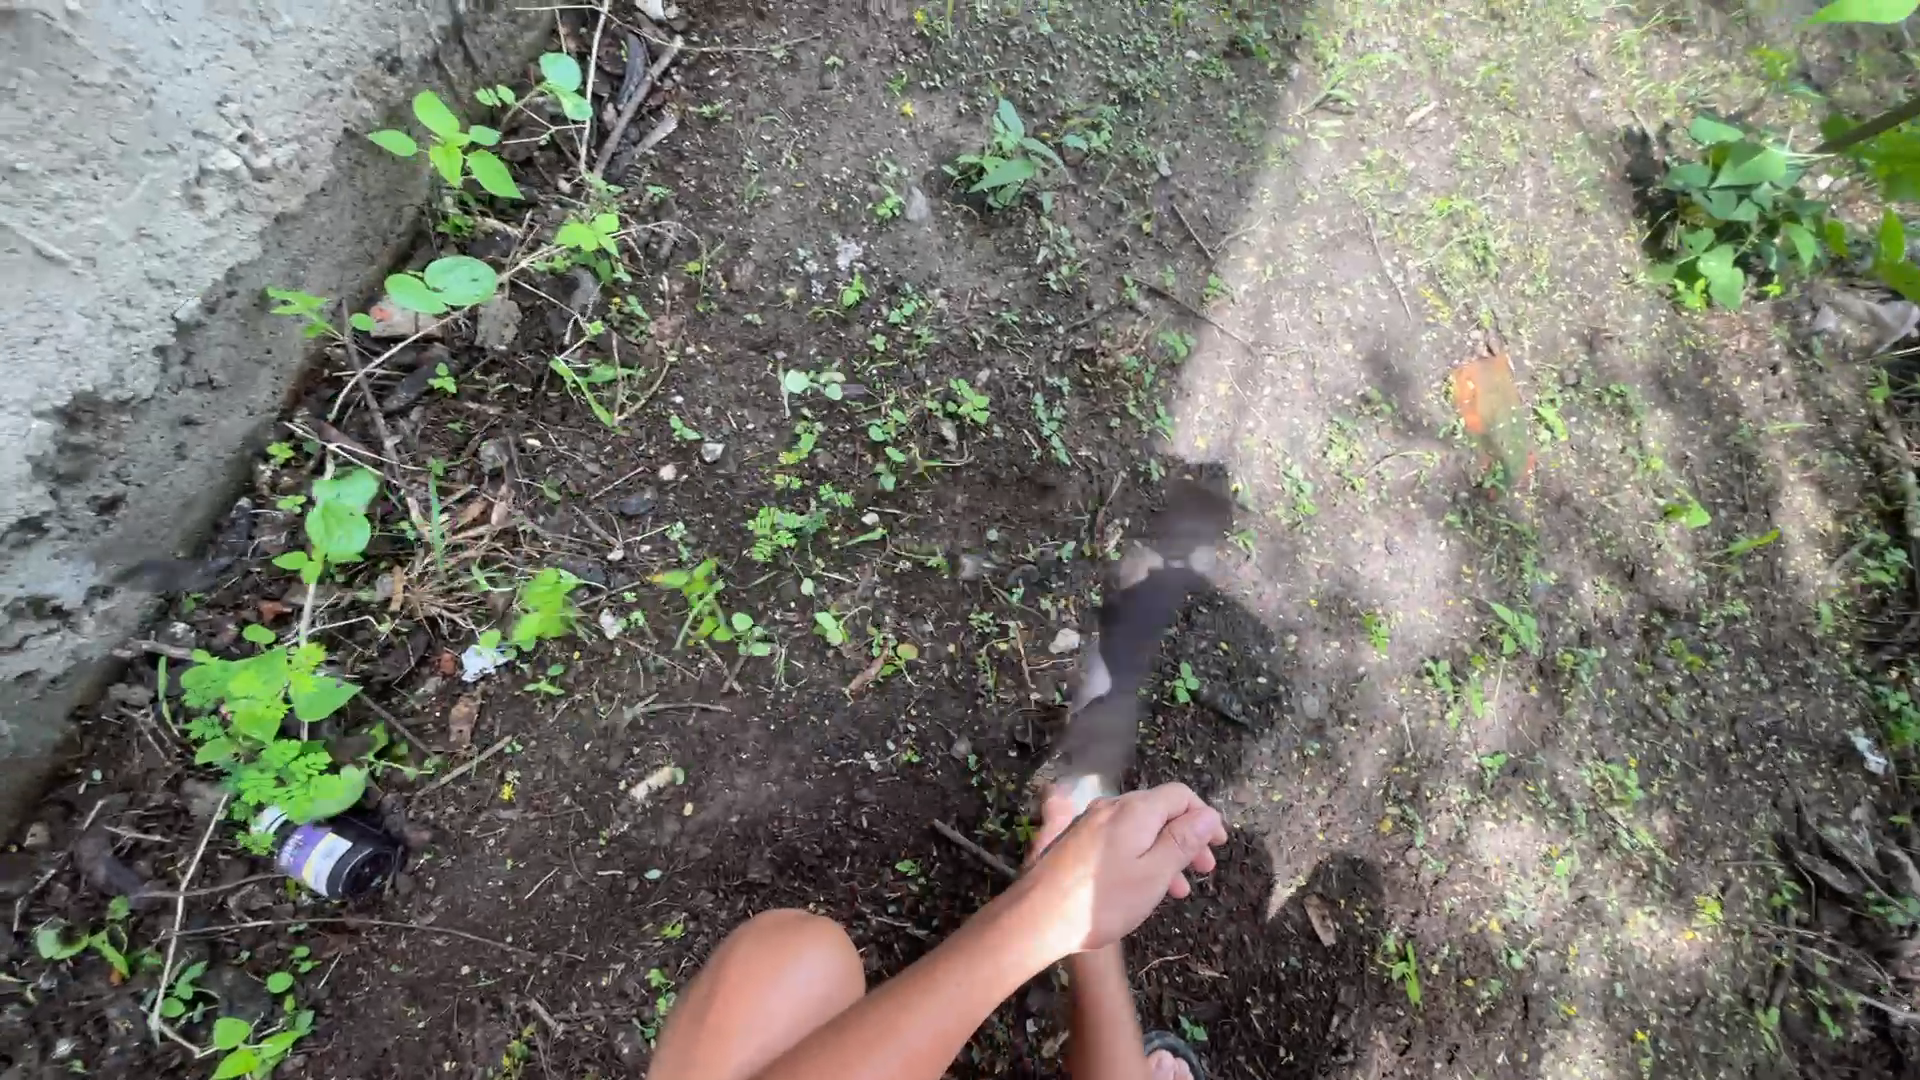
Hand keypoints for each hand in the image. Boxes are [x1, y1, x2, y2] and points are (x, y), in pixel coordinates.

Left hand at [1014, 782, 1225, 956]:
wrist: (1039, 915)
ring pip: (1140, 826)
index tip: (1218, 845)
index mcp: (1134, 810)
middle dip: (1186, 835)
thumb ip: (1181, 841)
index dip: (1203, 816)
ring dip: (1164, 849)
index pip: (1179, 794)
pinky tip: (1144, 884)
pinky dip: (1140, 854)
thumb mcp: (1153, 874)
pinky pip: (1120, 837)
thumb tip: (1208, 815)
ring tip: (1179, 888)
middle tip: (1204, 870)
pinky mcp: (1078, 839)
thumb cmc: (1102, 900)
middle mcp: (1111, 807)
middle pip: (1159, 809)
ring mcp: (1091, 821)